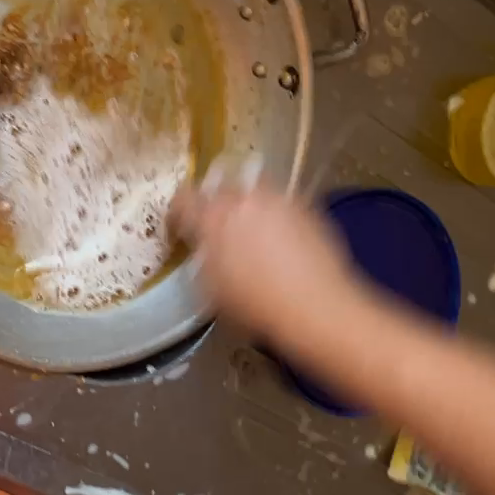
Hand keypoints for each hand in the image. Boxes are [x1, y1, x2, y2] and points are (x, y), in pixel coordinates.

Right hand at [172, 174, 367, 347]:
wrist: (318, 308)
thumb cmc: (255, 304)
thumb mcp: (210, 288)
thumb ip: (201, 257)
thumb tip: (202, 247)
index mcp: (211, 217)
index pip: (182, 199)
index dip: (177, 212)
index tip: (179, 226)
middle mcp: (242, 199)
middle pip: (217, 187)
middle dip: (211, 203)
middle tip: (214, 225)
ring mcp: (276, 199)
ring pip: (251, 189)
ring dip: (244, 203)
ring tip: (248, 225)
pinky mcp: (305, 207)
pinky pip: (280, 201)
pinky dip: (273, 212)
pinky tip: (279, 236)